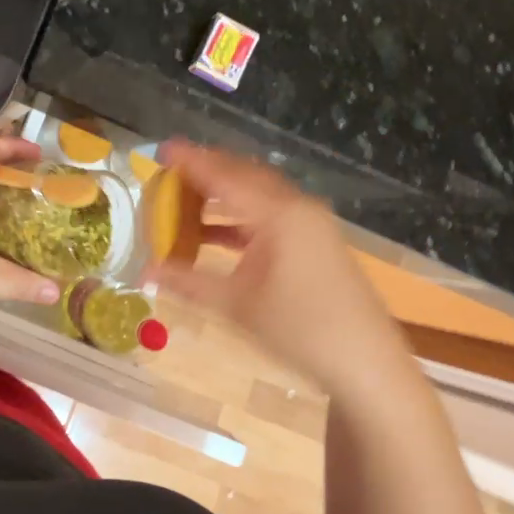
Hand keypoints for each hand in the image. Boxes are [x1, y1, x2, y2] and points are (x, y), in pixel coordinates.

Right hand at [151, 140, 401, 384]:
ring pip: (257, 193)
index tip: (162, 150)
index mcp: (277, 213)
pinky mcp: (317, 238)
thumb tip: (145, 271)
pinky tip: (215, 233)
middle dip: (205, 173)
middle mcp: (295, 206)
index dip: (191, 162)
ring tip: (185, 201)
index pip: (224, 176)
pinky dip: (240, 215)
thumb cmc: (301, 331)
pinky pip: (270, 212)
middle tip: (169, 175)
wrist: (368, 364)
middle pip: (242, 176)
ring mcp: (310, 221)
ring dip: (222, 194)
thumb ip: (188, 282)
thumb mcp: (237, 306)